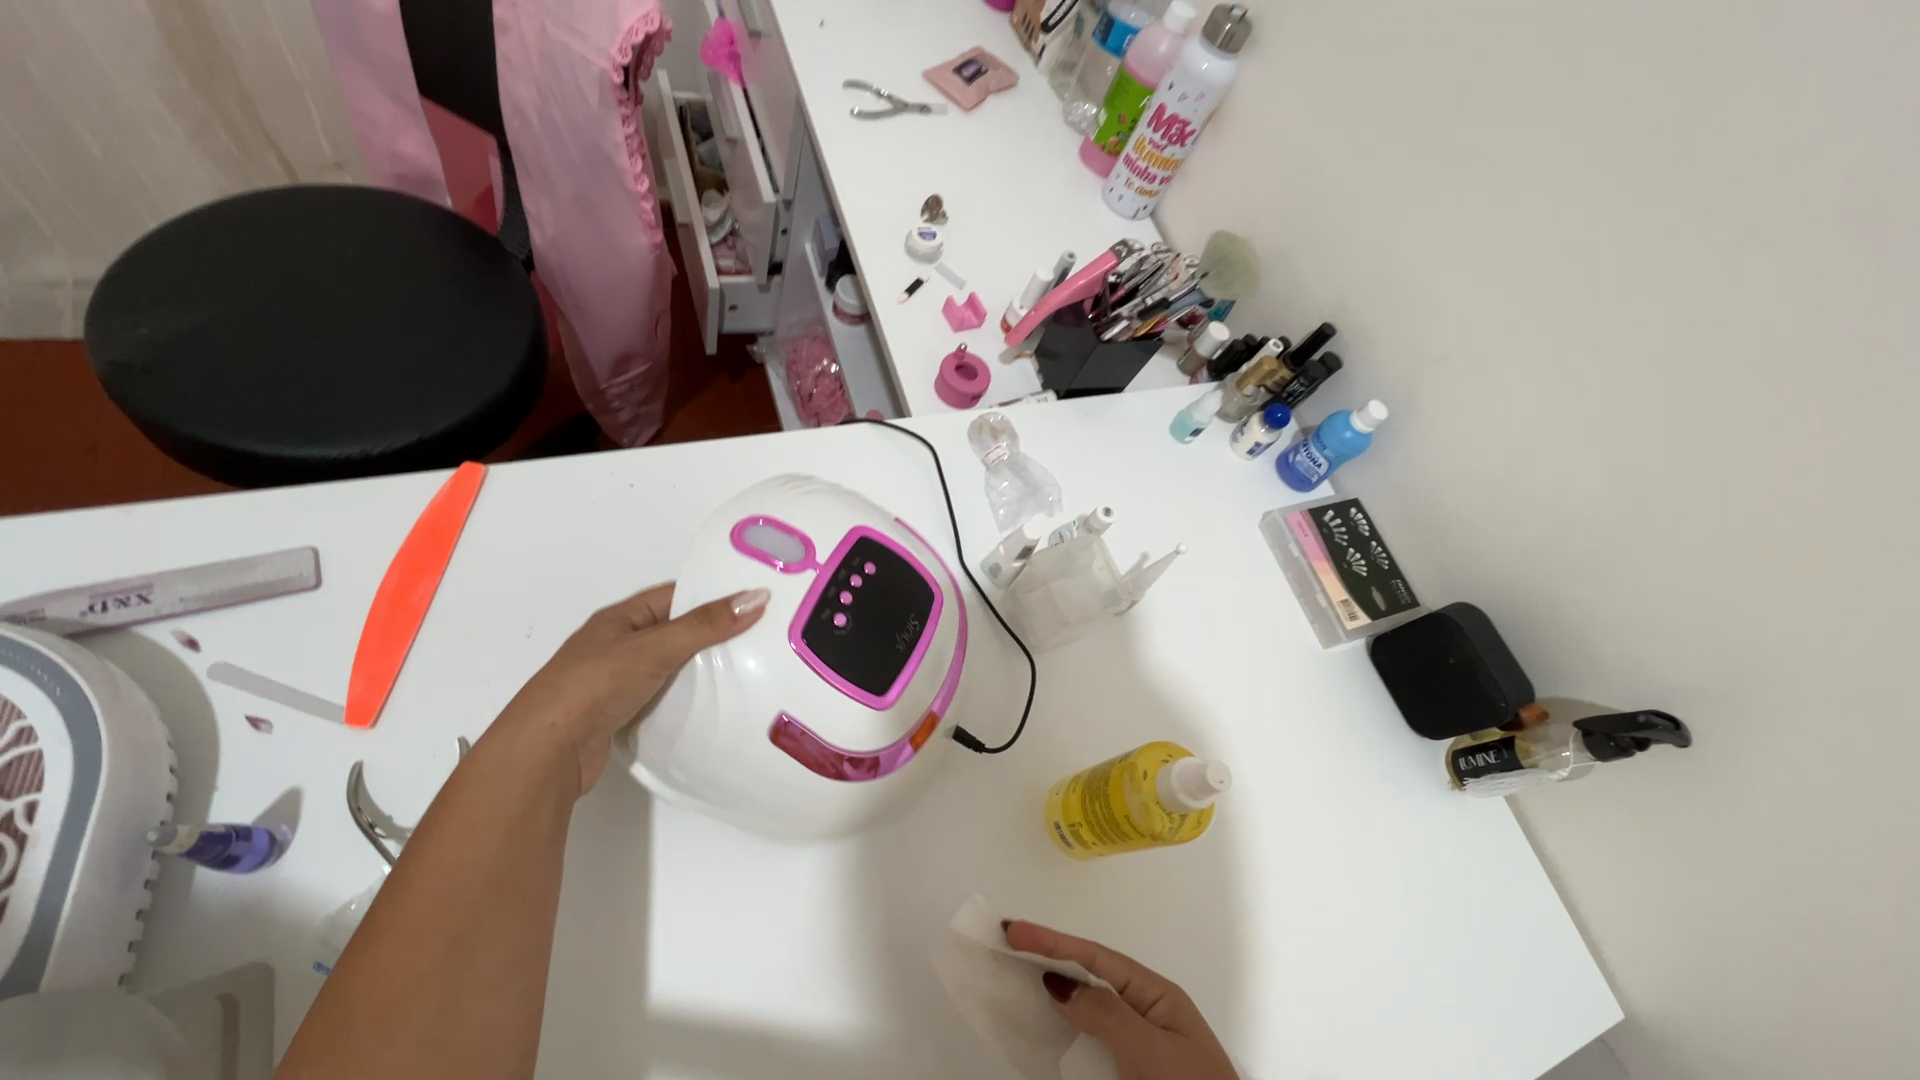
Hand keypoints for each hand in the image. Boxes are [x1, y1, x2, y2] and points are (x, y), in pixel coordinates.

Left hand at [488, 583, 768, 796]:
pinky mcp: (621, 715)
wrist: (545, 753)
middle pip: (675, 631)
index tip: (756, 600)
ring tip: (751, 670)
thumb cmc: (595, 686)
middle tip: (764, 637)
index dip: (713, 594)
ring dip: (701, 670)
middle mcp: (617, 645)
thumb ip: (704, 625)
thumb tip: (758, 596)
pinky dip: (686, 699)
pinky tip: (715, 705)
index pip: (674, 596)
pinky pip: (663, 697)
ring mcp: (616, 682)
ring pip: (670, 667)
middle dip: (714, 634)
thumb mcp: (653, 648)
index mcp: (619, 618)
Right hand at [1003, 920, 1237, 1079]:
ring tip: (1016, 978)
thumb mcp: (1151, 1052)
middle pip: (1090, 975)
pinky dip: (1064, 1033)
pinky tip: (1044, 1031)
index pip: (1096, 957)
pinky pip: (1089, 1044)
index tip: (1013, 931)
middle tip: (1007, 944)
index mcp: (1156, 995)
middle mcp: (1146, 1012)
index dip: (1053, 941)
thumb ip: (1105, 1014)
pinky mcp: (1129, 1073)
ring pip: (1087, 1008)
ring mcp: (1137, 1045)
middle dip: (1049, 957)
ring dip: (1053, 992)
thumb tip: (1058, 982)